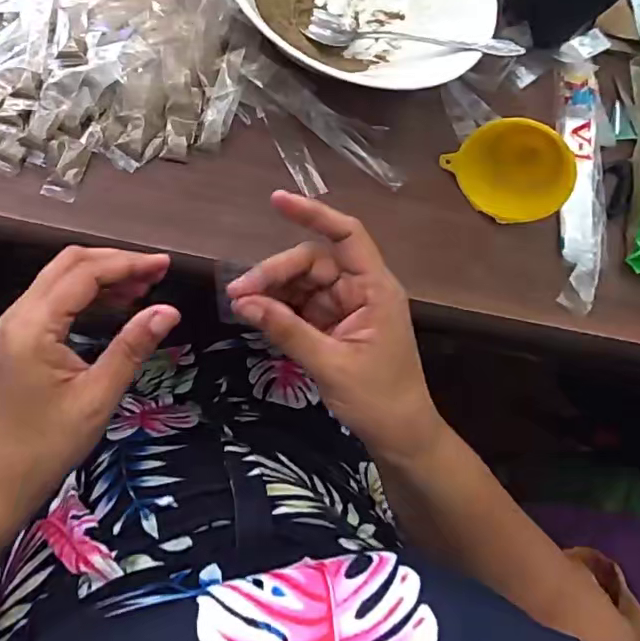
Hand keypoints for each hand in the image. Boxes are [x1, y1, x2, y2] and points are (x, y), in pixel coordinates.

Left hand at [0, 247, 181, 518]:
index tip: (164, 265)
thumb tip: (168, 312)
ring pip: (63, 277)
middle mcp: (20, 314)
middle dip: (116, 262)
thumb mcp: (98, 396)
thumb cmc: (49, 443)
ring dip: (103, 274)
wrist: (3, 479)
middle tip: (157, 271)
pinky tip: (118, 303)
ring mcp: (17, 323)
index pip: (84, 273)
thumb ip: (132, 347)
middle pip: (70, 264)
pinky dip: (89, 293)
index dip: (127, 263)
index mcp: (35, 325)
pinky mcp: (22, 335)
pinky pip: (57, 297)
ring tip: (145, 285)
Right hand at [227, 191, 444, 463]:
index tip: (276, 201)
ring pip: (300, 282)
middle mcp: (358, 289)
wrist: (400, 439)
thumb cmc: (379, 400)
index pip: (346, 235)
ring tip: (241, 305)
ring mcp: (343, 305)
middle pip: (311, 261)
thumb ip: (286, 330)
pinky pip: (298, 304)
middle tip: (239, 294)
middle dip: (274, 272)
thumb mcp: (330, 364)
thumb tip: (243, 302)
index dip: (313, 214)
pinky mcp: (331, 323)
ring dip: (270, 290)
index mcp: (373, 289)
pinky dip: (276, 308)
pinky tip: (255, 315)